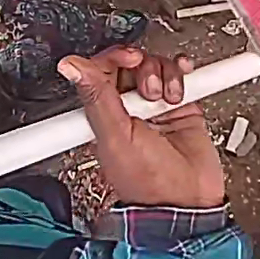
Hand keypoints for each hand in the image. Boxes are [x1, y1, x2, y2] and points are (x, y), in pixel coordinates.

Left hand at [59, 47, 223, 208]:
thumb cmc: (147, 182)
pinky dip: (183, 72)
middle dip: (144, 68)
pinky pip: (181, 74)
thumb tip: (70, 66)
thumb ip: (97, 98)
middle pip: (132, 63)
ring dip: (166, 74)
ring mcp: (156, 105)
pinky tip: (183, 86)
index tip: (129, 61)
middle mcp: (128, 106)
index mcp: (104, 113)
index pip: (102, 69)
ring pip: (157, 65)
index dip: (115, 58)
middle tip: (149, 89)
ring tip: (168, 99)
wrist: (189, 200)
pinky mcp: (181, 105)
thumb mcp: (117, 137)